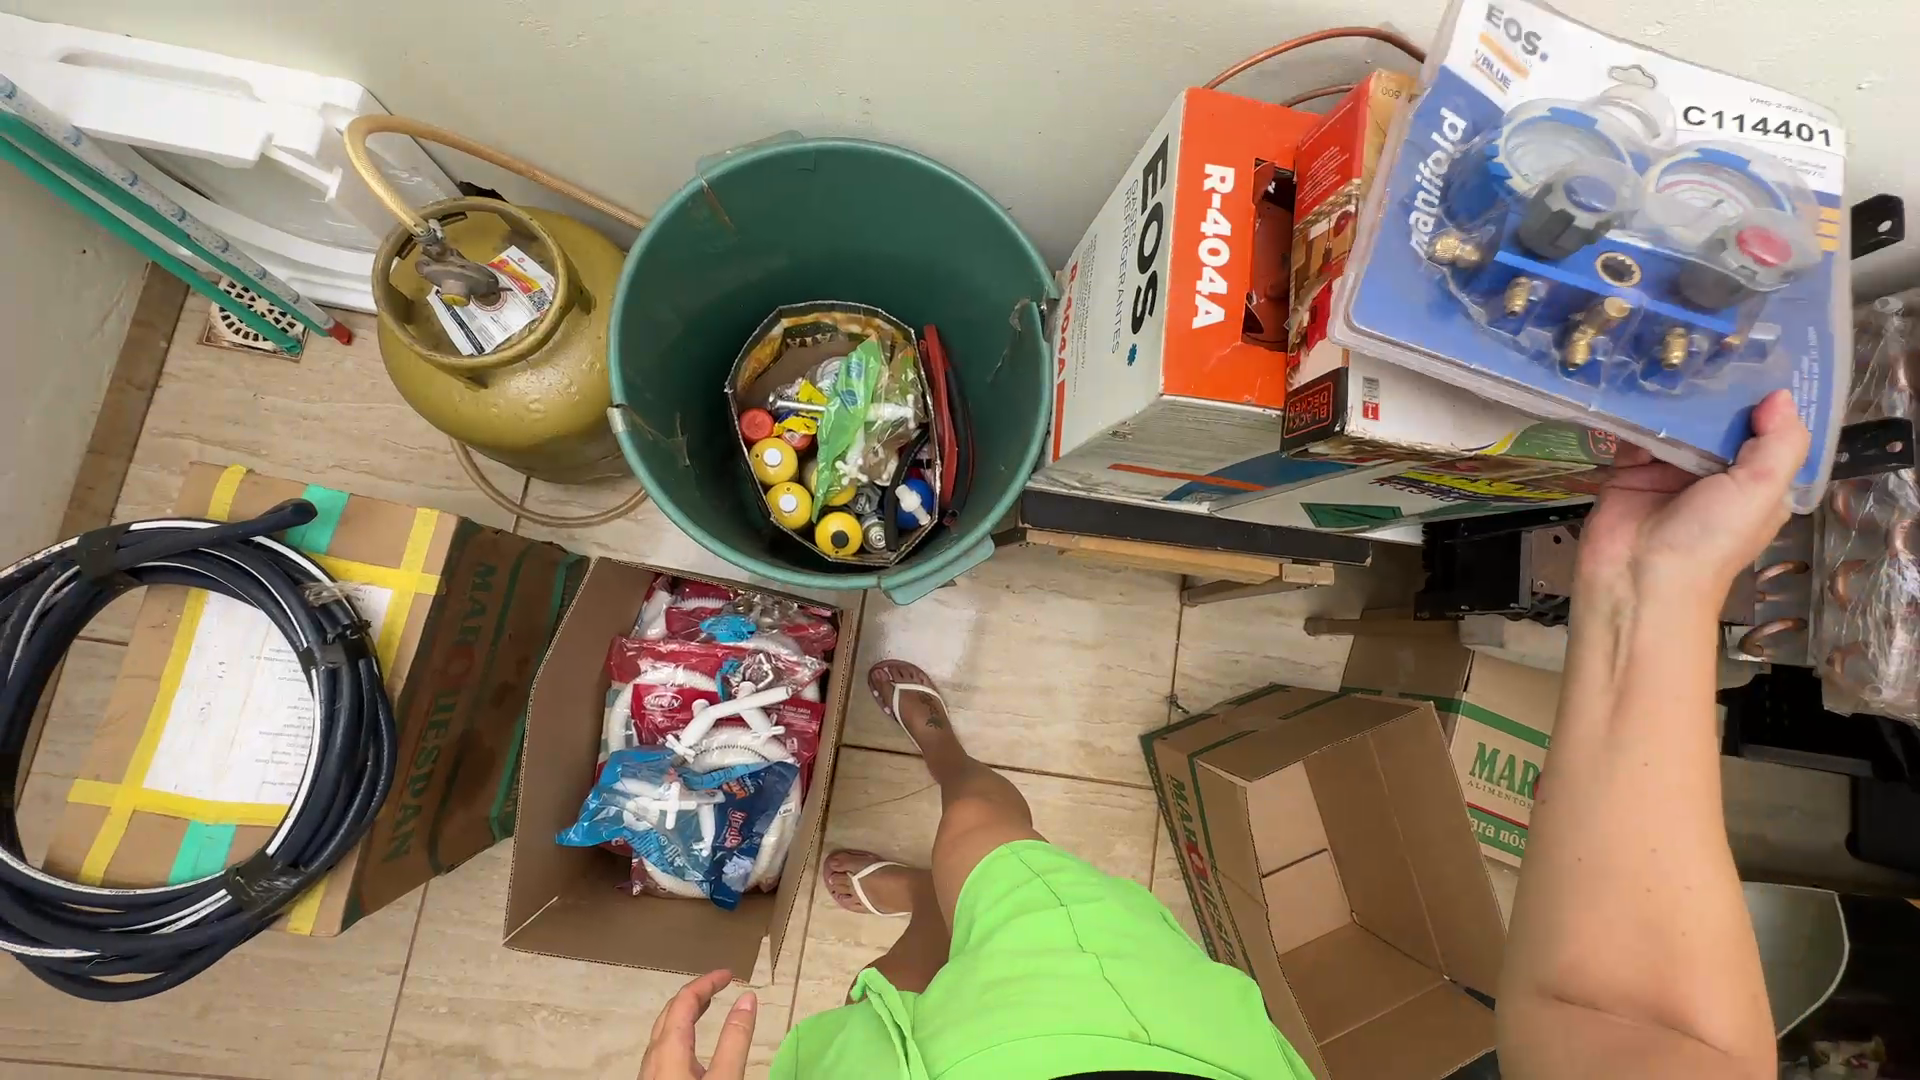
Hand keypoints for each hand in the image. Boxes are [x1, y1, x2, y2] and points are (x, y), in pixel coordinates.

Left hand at [639, 969, 757, 1079]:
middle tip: (719, 986)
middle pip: (670, 1013)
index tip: (730, 974)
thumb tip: (747, 997)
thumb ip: (735, 1039)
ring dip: (685, 1014)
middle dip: (695, 993)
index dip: (708, 981)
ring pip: (663, 1033)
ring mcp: (648, 1076)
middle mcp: (652, 1059)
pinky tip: (690, 1048)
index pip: (685, 999)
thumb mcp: (724, 1077)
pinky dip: (680, 1034)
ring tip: (706, 1007)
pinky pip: (662, 1051)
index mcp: (668, 1048)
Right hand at [1578, 388, 1810, 606]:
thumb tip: (1778, 396)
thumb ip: (1778, 443)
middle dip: (1716, 399)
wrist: (1637, 574)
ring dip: (1673, 406)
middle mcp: (1713, 475)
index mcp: (1756, 482)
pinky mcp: (1625, 474)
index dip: (1769, 405)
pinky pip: (1632, 440)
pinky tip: (1635, 395)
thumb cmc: (1709, 538)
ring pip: (1675, 429)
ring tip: (1672, 366)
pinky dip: (1633, 420)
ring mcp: (1666, 474)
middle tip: (1713, 354)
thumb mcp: (1762, 490)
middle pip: (1718, 427)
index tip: (1767, 365)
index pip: (1767, 435)